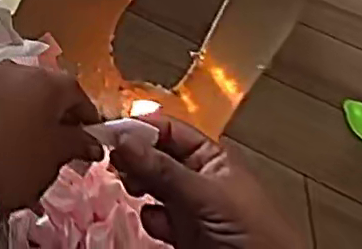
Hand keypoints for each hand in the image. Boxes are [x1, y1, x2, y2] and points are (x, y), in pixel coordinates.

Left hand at [0, 61, 104, 208]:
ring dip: (28, 102)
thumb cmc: (18, 162)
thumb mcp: (56, 156)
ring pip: (18, 84)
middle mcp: (16, 67)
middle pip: (45, 83)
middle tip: (61, 137)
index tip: (90, 136)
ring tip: (30, 132)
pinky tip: (2, 124)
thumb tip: (92, 141)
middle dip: (56, 107)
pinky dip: (3, 101)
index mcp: (45, 82)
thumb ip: (79, 142)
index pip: (75, 90)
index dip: (86, 113)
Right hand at [108, 112, 303, 248]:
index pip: (167, 128)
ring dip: (137, 184)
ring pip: (150, 182)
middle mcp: (196, 175)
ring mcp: (190, 204)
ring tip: (133, 190)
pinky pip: (156, 214)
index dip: (139, 127)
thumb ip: (162, 168)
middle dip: (133, 157)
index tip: (110, 133)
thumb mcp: (207, 197)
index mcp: (209, 156)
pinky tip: (158, 226)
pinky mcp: (184, 232)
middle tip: (116, 163)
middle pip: (153, 153)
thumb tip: (119, 138)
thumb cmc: (251, 234)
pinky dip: (151, 217)